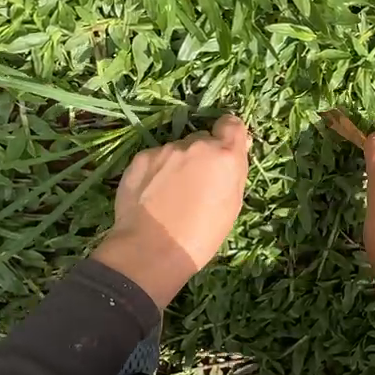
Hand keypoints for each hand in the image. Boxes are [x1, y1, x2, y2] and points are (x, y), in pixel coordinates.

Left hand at [93, 114, 251, 306]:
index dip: (228, 135)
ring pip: (177, 151)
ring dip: (177, 164)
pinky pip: (155, 159)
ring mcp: (167, 150)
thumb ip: (233, 174)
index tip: (224, 150)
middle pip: (203, 140)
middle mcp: (197, 145)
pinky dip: (156, 172)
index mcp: (226, 157)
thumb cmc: (200, 237)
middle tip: (195, 184)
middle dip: (202, 156)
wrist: (150, 251)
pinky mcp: (142, 158)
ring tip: (169, 195)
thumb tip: (232, 155)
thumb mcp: (231, 206)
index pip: (232, 124)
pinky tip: (151, 195)